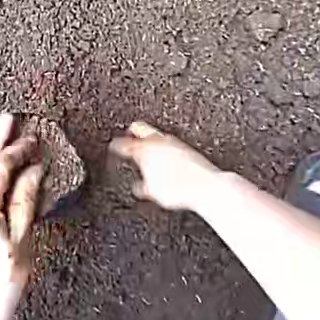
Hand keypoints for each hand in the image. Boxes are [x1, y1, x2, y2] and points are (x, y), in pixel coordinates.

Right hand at [109, 121, 223, 211]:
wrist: (205, 187)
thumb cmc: (179, 189)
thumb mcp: (153, 191)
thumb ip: (142, 185)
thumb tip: (138, 186)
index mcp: (145, 149)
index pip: (125, 143)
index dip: (117, 145)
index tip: (114, 146)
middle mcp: (160, 142)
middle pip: (140, 128)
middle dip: (133, 131)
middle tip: (129, 135)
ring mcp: (174, 143)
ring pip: (156, 135)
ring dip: (150, 140)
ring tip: (147, 149)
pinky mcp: (186, 148)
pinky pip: (170, 143)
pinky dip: (164, 148)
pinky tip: (166, 158)